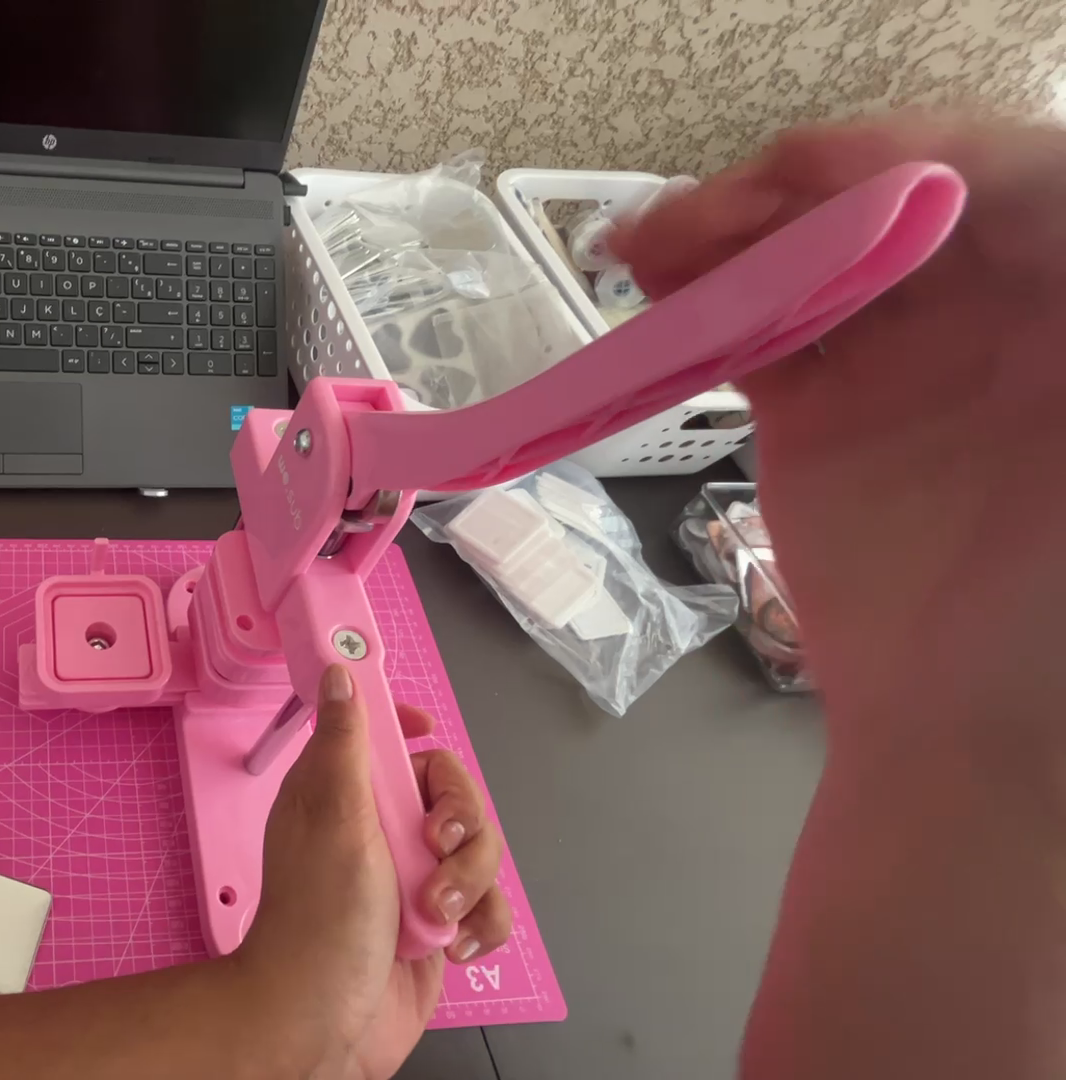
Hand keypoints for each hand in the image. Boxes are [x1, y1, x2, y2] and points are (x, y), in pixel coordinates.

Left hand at [236, 664, 510, 1079]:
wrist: (325, 1019)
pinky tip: (456, 944)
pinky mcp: (437, 920)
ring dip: (470, 881)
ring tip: (436, 914)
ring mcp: (410, 873)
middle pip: (449, 791)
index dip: (406, 725)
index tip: (425, 731)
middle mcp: (376, 825)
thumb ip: (345, 742)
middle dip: (460, 821)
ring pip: (477, 848)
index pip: (381, 736)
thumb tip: (339, 672)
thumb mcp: (334, 815)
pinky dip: (482, 922)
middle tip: (437, 847)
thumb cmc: (322, 915)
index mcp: (340, 790)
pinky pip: (486, 904)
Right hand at [610, 116, 1065, 729]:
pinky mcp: (823, 407)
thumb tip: (1021, 187)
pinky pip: (760, 335)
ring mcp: (906, 359)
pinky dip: (702, 311)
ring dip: (725, 246)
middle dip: (785, 200)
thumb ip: (1056, 315)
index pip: (1013, 182)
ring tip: (641, 248)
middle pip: (888, 211)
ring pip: (810, 265)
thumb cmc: (1054, 612)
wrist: (964, 715)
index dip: (903, 164)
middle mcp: (1008, 311)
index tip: (791, 184)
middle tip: (681, 221)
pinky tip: (652, 296)